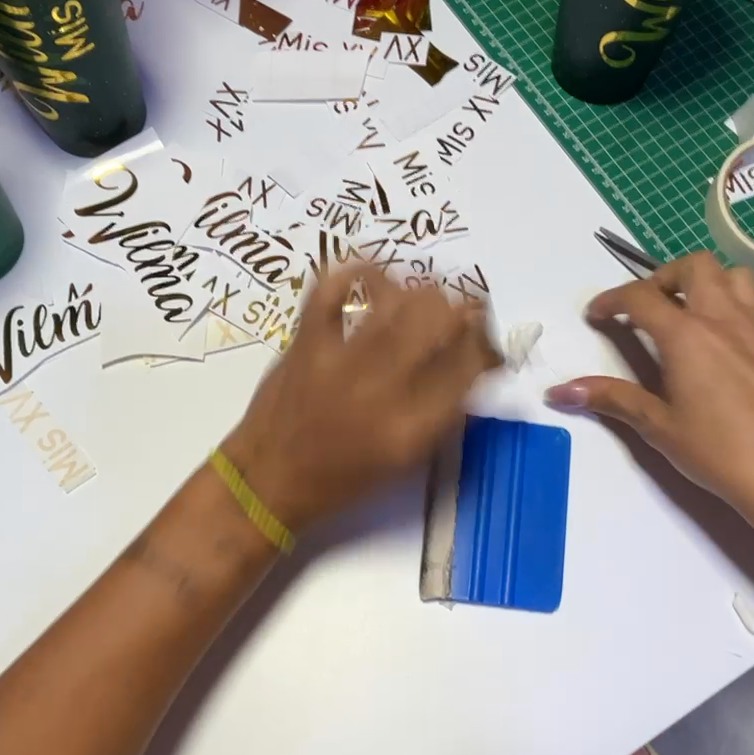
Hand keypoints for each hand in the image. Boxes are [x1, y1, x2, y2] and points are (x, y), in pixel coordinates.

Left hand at [222, 266, 500, 530]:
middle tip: (457, 313)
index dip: (485, 344)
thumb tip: (469, 363)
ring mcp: (341, 360)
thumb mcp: (405, 460)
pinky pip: (332, 289)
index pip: (469, 365)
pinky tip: (372, 274)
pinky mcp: (306, 342)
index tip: (482, 339)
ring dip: (421, 290)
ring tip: (421, 297)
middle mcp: (383, 389)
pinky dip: (356, 273)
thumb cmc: (342, 480)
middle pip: (440, 319)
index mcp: (413, 428)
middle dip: (460, 309)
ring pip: (399, 298)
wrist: (268, 481)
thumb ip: (441, 413)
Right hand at [546, 252, 753, 539]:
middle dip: (661, 278)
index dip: (612, 301)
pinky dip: (732, 303)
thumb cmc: (717, 451)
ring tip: (686, 313)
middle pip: (693, 268)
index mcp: (687, 335)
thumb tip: (558, 392)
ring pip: (732, 275)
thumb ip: (611, 398)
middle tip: (644, 308)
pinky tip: (722, 339)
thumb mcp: (657, 425)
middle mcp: (724, 318)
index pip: (641, 298)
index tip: (596, 316)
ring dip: (704, 283)